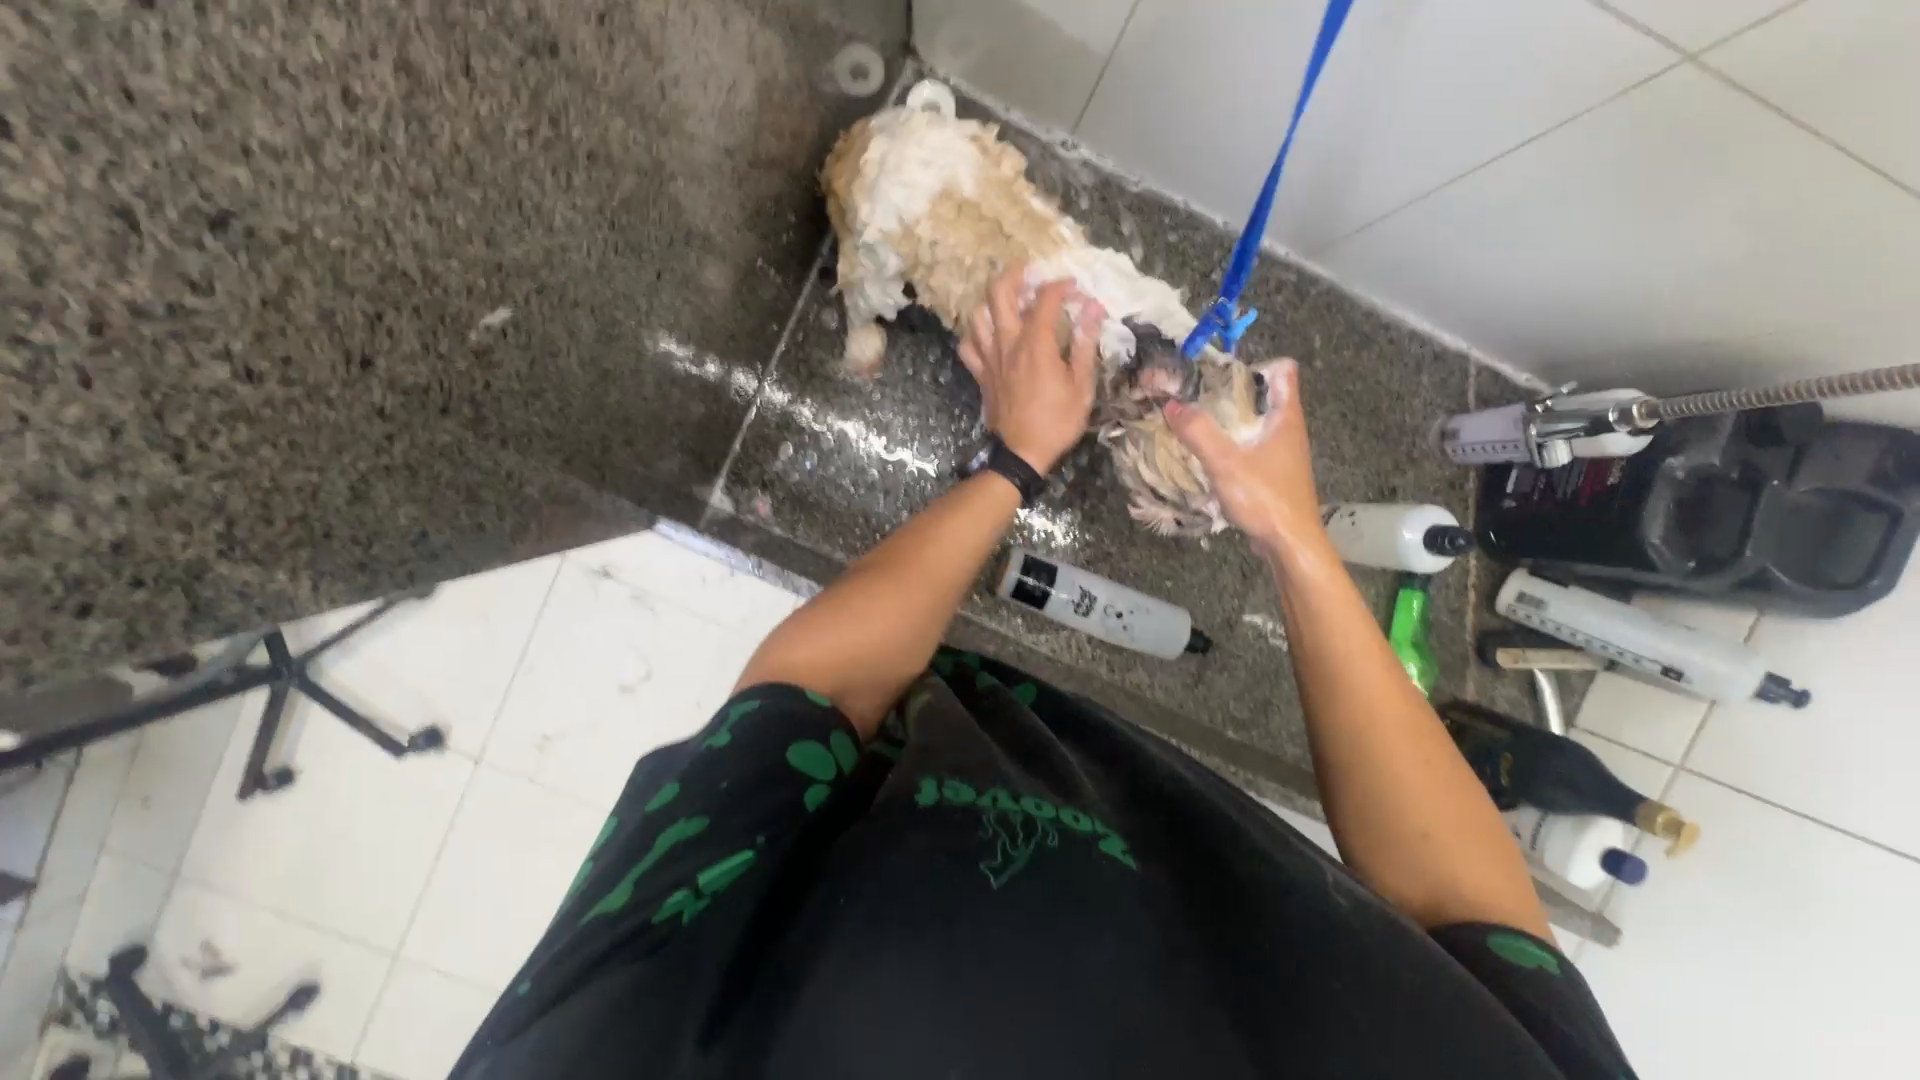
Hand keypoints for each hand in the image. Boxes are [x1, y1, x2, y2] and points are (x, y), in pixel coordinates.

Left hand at [958, 265, 1103, 474]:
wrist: (1021, 454)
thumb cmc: (1056, 423)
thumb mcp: (1082, 386)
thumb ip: (1084, 345)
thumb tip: (1093, 310)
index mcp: (1035, 345)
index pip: (1044, 299)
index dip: (1060, 286)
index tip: (1075, 288)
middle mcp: (1007, 344)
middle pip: (998, 292)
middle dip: (1015, 274)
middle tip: (1031, 273)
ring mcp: (989, 358)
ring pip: (978, 315)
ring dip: (993, 301)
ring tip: (1010, 301)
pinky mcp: (980, 374)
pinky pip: (968, 345)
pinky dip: (975, 333)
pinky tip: (989, 334)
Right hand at [1164, 359, 1324, 555]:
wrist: (1290, 543)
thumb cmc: (1265, 498)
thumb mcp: (1225, 463)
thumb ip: (1197, 432)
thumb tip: (1170, 404)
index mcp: (1286, 416)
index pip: (1283, 370)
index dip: (1256, 364)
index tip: (1223, 374)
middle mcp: (1290, 429)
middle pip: (1266, 395)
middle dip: (1234, 391)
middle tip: (1200, 396)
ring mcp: (1284, 453)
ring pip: (1259, 423)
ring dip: (1232, 420)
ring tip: (1200, 424)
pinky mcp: (1276, 474)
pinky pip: (1255, 447)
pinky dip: (1235, 445)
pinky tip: (1213, 457)